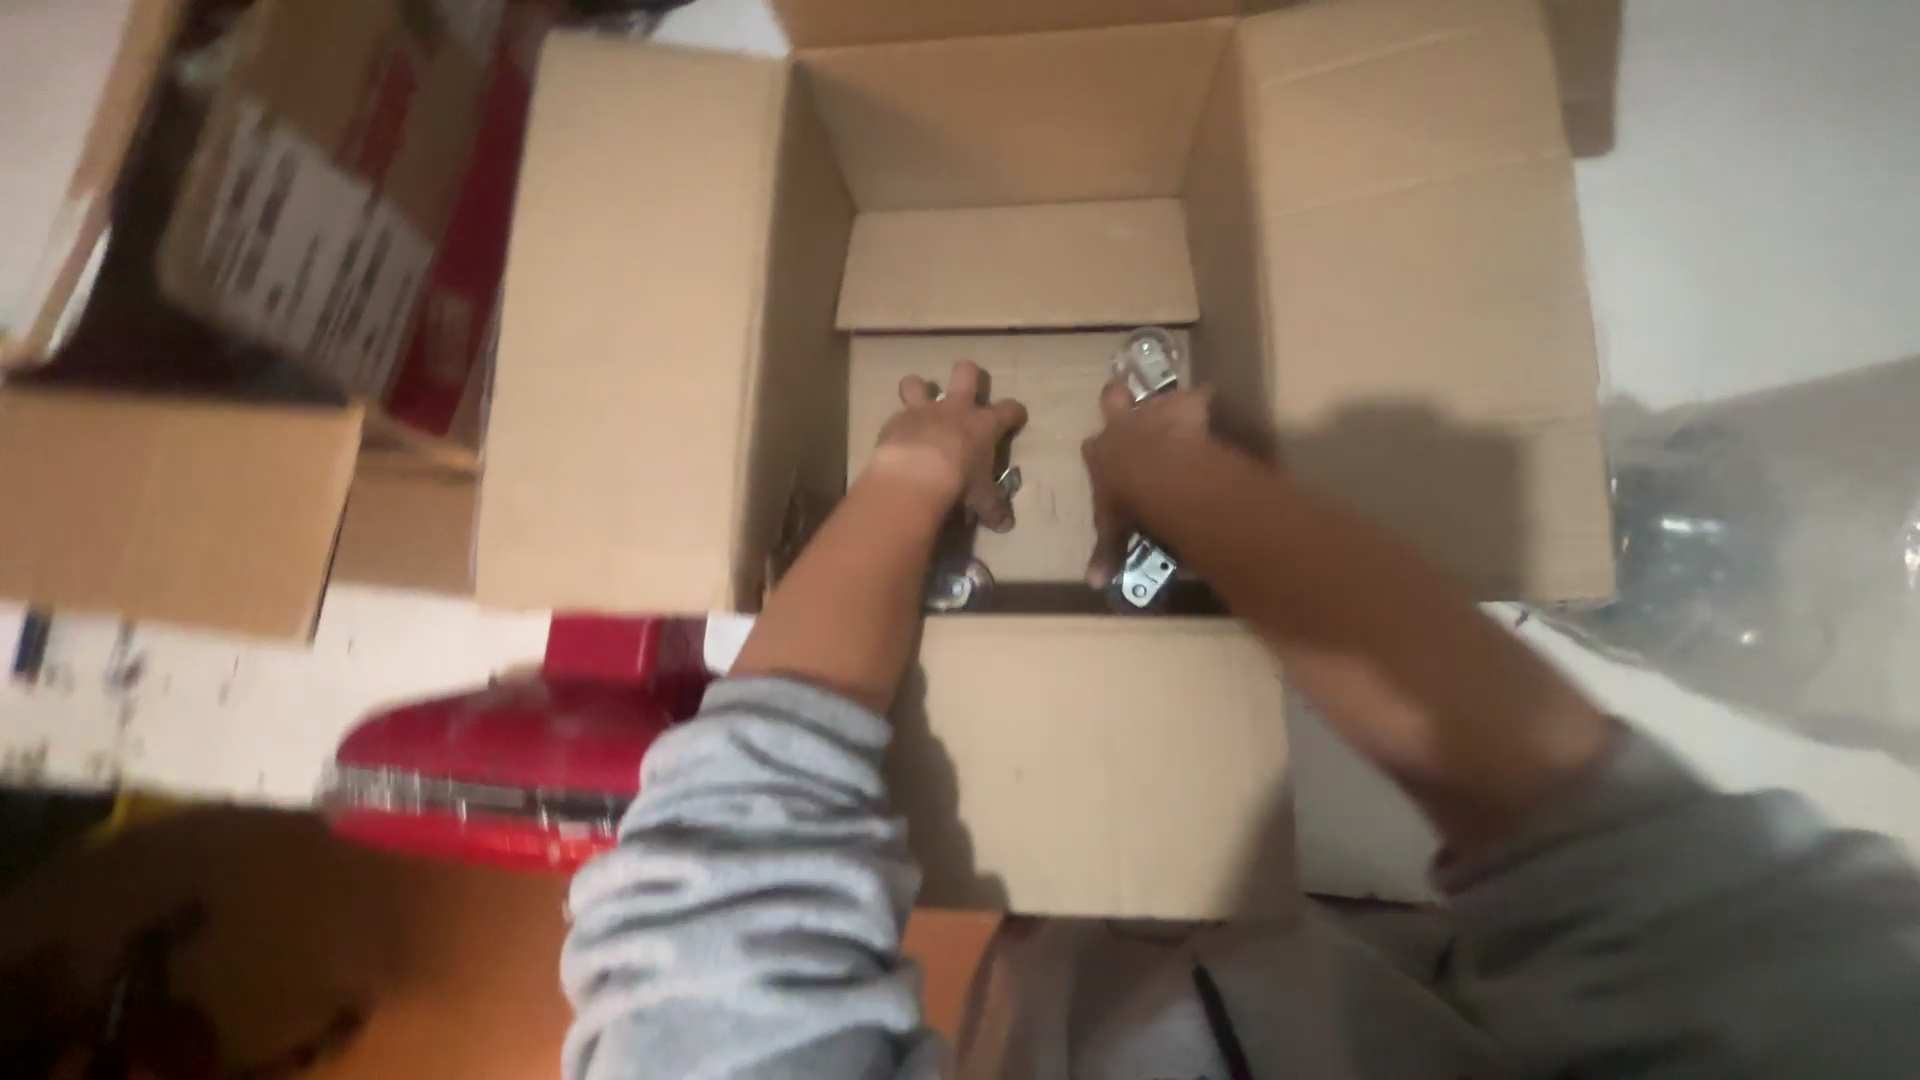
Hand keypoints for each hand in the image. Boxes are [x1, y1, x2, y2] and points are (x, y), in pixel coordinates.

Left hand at [873, 360, 1028, 530]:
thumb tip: (1006, 525)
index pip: (1009, 409)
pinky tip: (898, 439)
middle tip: (967, 389)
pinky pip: (896, 416)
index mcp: (984, 424)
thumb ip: (993, 508)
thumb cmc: (959, 483)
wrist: (915, 476)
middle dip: (969, 375)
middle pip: (966, 372)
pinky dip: (898, 426)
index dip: (1015, 412)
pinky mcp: (895, 422)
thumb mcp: (982, 499)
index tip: (1016, 418)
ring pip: (917, 382)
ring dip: (918, 390)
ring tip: (918, 402)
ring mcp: (922, 411)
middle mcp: (954, 409)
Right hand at [1082, 381, 1214, 585]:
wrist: (1161, 469)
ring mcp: (1155, 409)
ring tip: (1184, 416)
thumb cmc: (1128, 500)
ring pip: (1156, 394)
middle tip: (1127, 409)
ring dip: (1166, 403)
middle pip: (1111, 397)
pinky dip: (1209, 407)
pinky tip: (1219, 418)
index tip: (1104, 458)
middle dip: (1116, 400)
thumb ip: (1107, 550)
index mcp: (1100, 454)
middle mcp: (1122, 424)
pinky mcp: (1190, 403)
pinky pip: (1201, 397)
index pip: (1090, 448)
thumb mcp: (1115, 528)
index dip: (1098, 452)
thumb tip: (1092, 583)